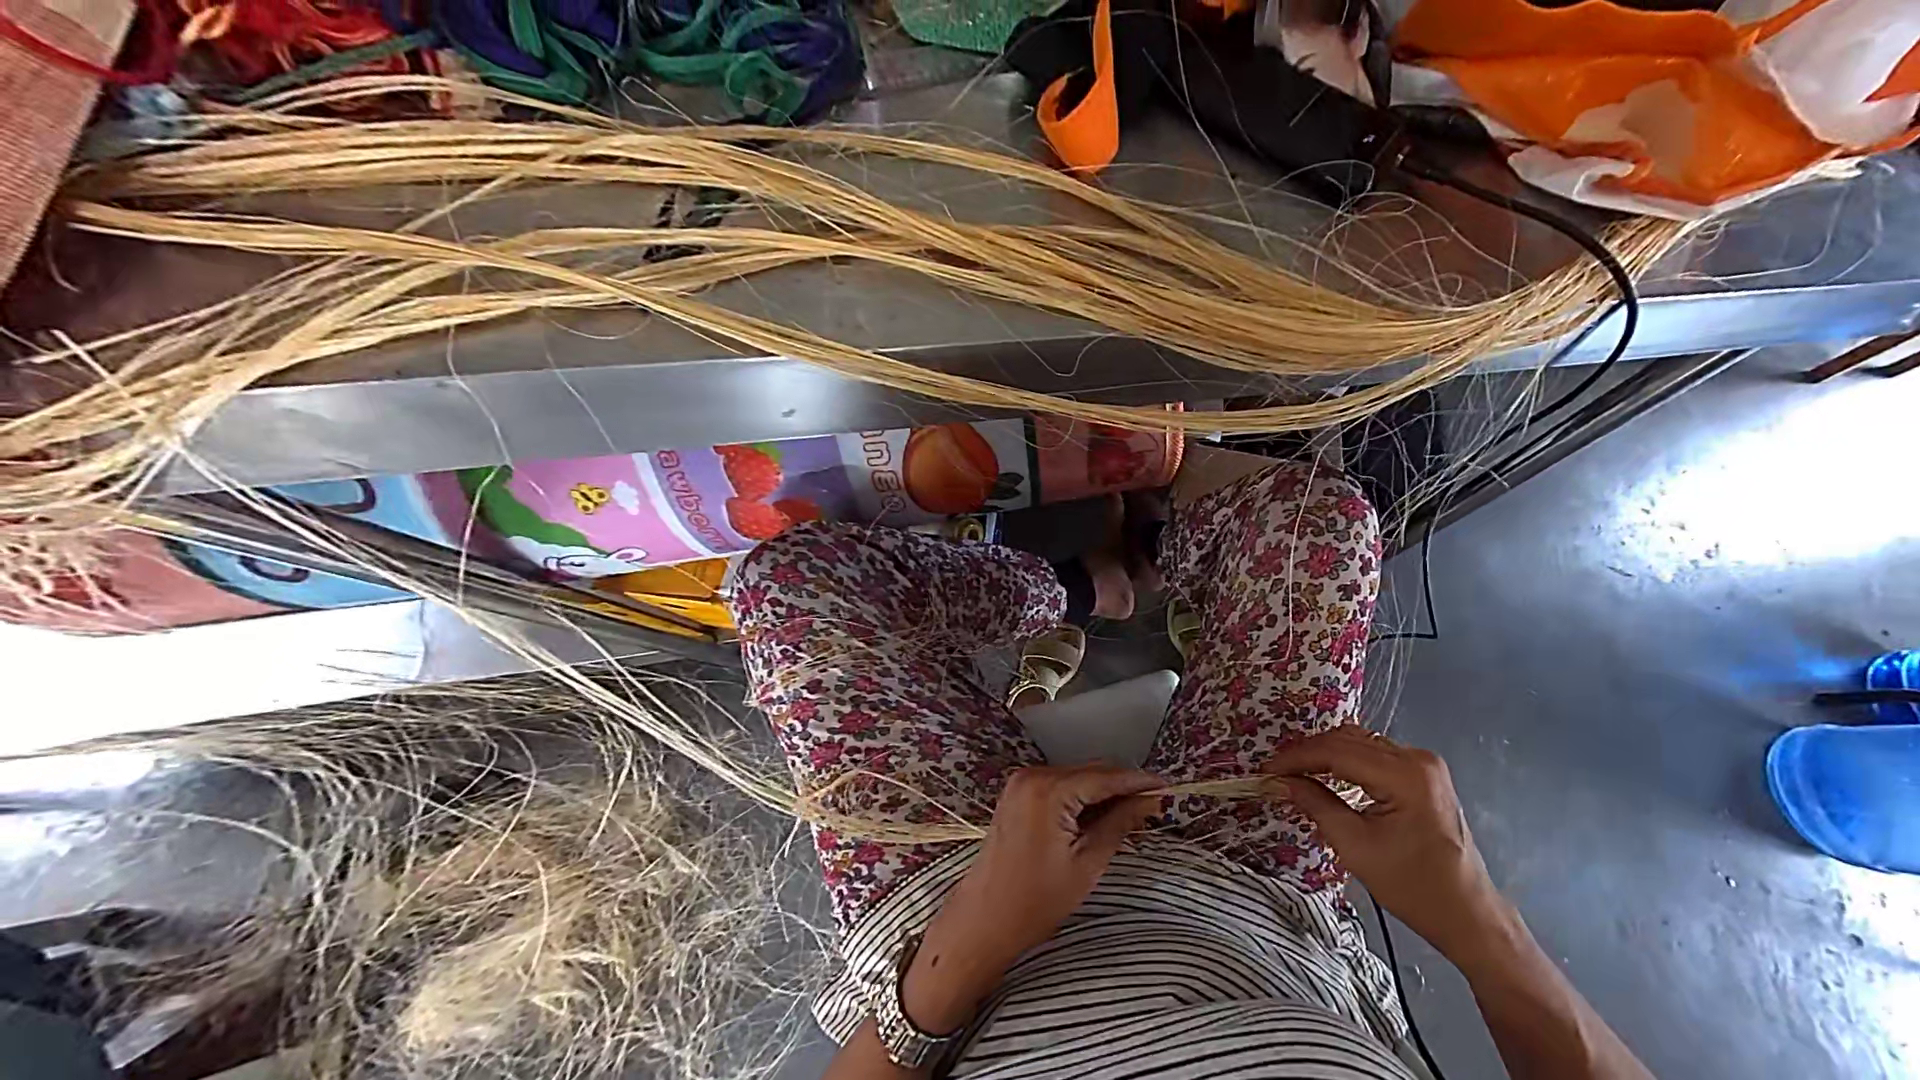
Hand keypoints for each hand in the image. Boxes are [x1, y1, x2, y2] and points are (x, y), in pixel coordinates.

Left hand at [904, 764, 1159, 1031]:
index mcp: (1049, 790)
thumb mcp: (1088, 863)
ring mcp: (1021, 782)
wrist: (985, 917)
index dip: (1139, 782)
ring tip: (1134, 812)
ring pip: (1076, 777)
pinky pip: (1059, 785)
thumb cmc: (1037, 899)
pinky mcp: (1017, 792)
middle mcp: (1032, 775)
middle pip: (1090, 771)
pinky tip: (1102, 814)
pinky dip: (1082, 796)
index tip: (1169, 787)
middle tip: (1156, 803)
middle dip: (1123, 785)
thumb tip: (1150, 801)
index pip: (1105, 777)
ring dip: (1104, 791)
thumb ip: (1120, 823)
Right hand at [1264, 726, 1510, 964]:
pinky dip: (1344, 760)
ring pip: (1358, 743)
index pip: (1336, 752)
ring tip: (1294, 772)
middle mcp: (1417, 759)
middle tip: (1277, 771)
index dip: (1296, 758)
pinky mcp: (1424, 774)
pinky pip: (1373, 754)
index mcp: (1405, 776)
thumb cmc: (1413, 886)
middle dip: (1307, 753)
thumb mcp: (1354, 846)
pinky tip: (1324, 774)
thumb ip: (1314, 803)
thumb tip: (1281, 780)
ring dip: (1324, 755)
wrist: (1469, 915)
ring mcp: (1424, 764)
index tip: (1266, 770)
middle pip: (1347, 741)